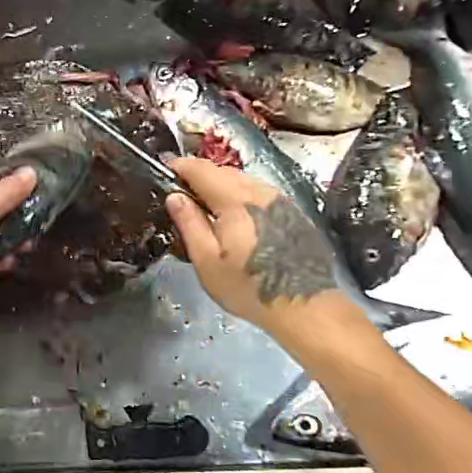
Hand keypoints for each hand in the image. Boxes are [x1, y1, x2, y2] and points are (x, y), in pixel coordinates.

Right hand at [163, 157, 352, 335]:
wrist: (304, 305)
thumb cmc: (248, 287)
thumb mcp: (207, 261)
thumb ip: (190, 224)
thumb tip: (174, 197)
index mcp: (236, 200)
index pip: (203, 169)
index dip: (181, 166)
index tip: (167, 171)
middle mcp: (261, 192)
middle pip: (225, 172)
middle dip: (202, 177)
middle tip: (184, 194)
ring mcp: (281, 200)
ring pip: (245, 181)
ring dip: (224, 187)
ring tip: (209, 208)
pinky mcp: (293, 212)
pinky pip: (260, 194)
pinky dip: (243, 198)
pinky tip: (238, 220)